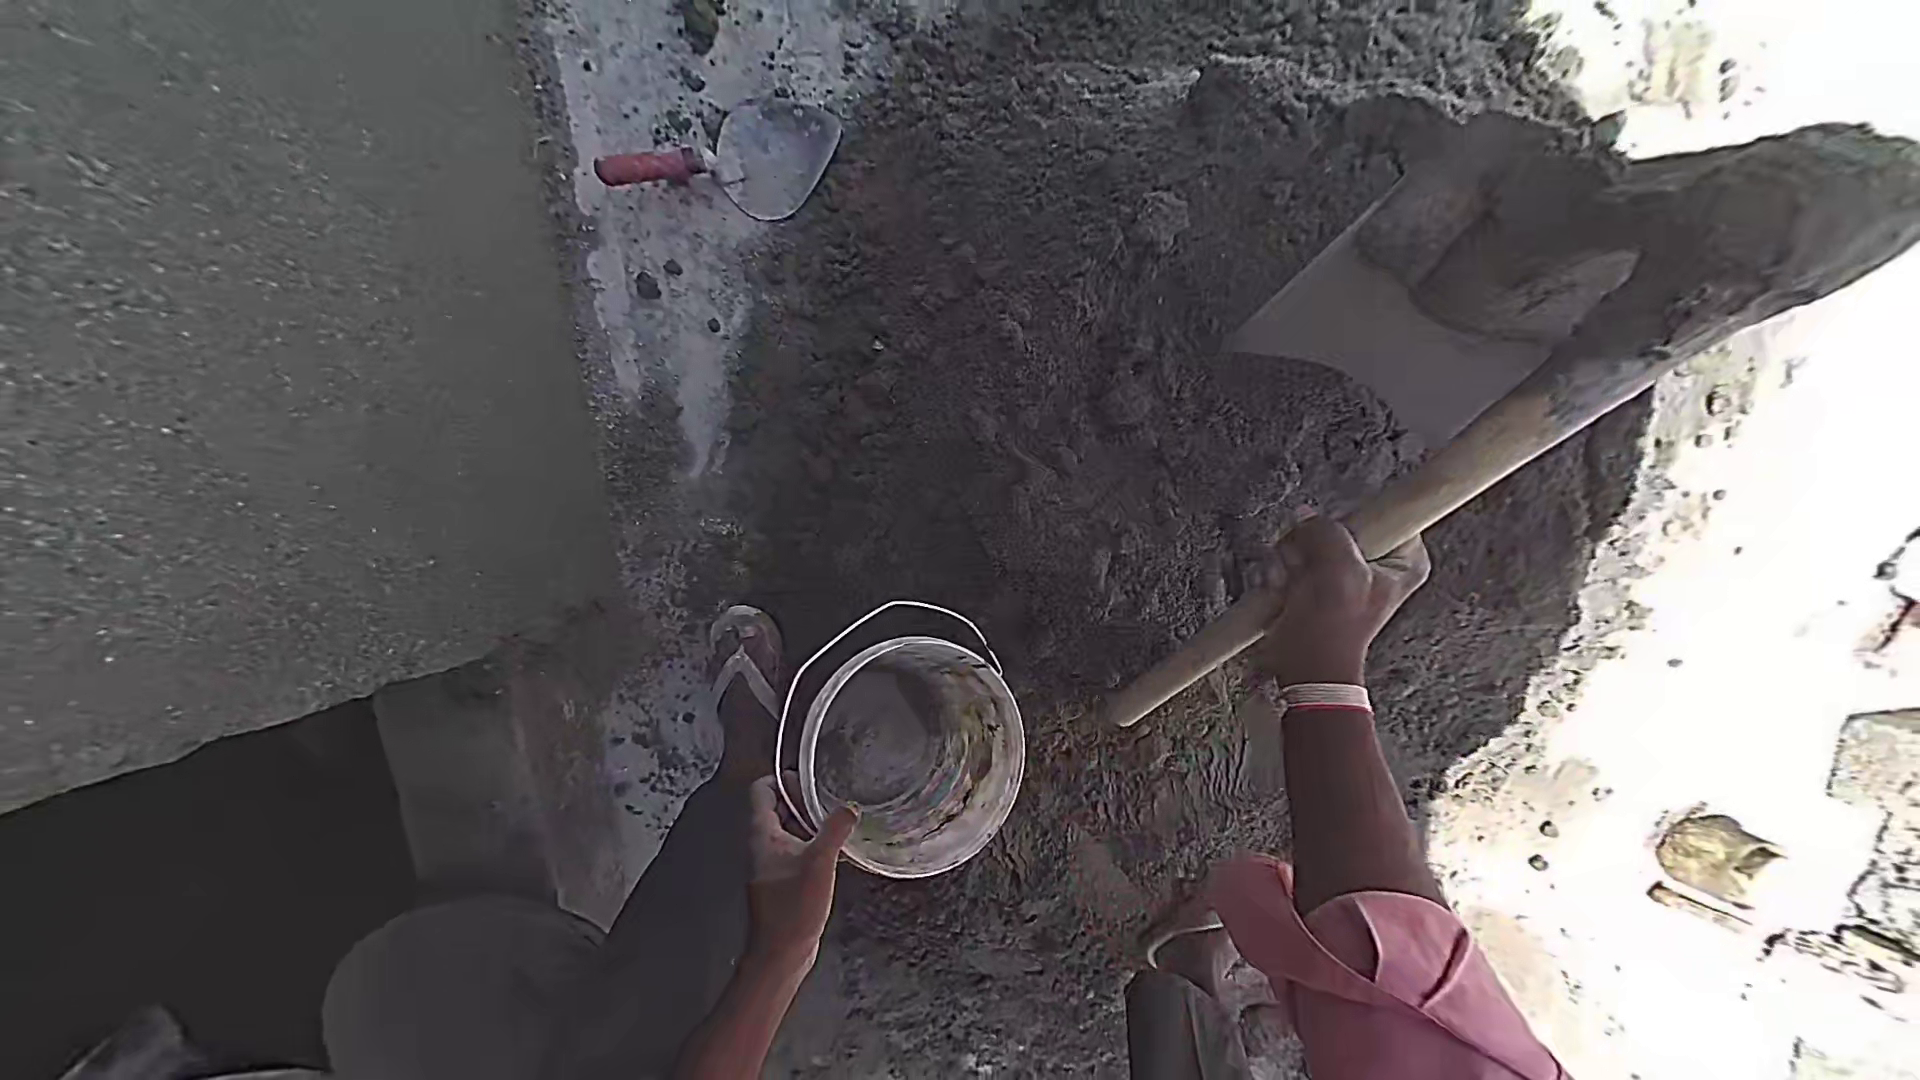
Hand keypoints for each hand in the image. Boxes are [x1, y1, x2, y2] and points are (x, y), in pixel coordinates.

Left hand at [745, 775, 857, 970]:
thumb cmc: (793, 906)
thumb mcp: (819, 861)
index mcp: (762, 833)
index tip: (809, 779)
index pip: (762, 790)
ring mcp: (771, 863)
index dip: (783, 778)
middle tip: (830, 797)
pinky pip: (797, 849)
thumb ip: (835, 829)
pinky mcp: (783, 880)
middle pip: (777, 806)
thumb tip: (850, 807)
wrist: (780, 956)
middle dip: (803, 798)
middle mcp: (762, 844)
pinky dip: (814, 843)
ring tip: (838, 819)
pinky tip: (837, 848)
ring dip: (811, 822)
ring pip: (789, 829)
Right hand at [1248, 514, 1429, 686]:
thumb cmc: (1332, 630)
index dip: (1346, 522)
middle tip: (1304, 568)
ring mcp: (1339, 571)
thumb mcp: (1338, 572)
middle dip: (1307, 545)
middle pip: (1332, 525)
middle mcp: (1372, 562)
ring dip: (1287, 560)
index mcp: (1400, 560)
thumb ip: (1325, 532)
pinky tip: (1280, 588)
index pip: (1377, 514)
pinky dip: (1279, 571)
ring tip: (1289, 584)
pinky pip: (1288, 557)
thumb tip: (1305, 515)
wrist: (1304, 666)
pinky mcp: (1312, 580)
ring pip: (1305, 540)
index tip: (1330, 542)